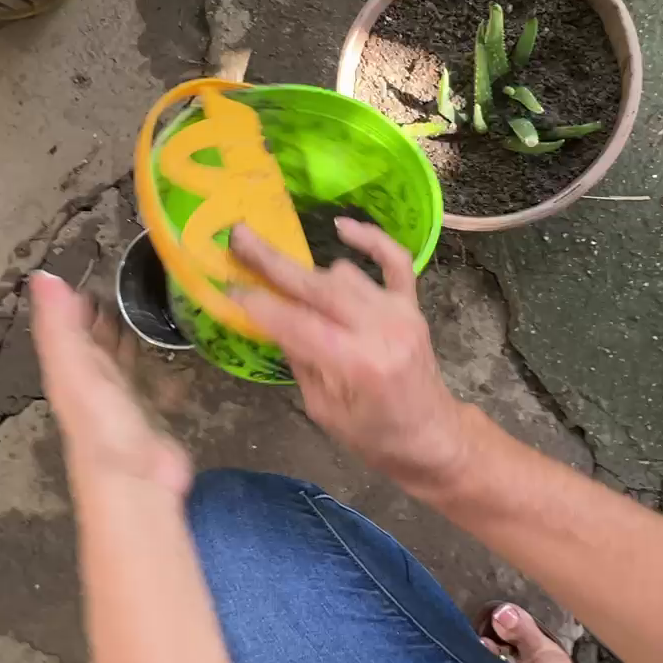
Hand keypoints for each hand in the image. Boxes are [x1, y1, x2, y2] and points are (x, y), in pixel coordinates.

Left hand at [27, 271, 191, 495]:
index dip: (76, 304)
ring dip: (129, 341)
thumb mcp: (76, 369)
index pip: (70, 329)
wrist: (137, 483)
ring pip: (123, 363)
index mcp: (72, 372)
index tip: (92, 274)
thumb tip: (42, 276)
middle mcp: (94, 385)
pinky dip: (161, 373)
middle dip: (105, 319)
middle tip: (123, 288)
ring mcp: (123, 403)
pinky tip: (175, 365)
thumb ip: (60, 325)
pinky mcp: (151, 417)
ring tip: (146, 315)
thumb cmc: (105, 424)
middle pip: (96, 346)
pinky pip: (153, 385)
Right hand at [231, 220, 473, 493]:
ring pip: (344, 274)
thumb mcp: (323, 409)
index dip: (261, 305)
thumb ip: (299, 359)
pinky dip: (371, 240)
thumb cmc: (375, 436)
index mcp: (358, 364)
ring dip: (311, 274)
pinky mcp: (412, 304)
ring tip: (284, 277)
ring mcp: (400, 311)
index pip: (298, 324)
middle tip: (240, 238)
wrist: (432, 435)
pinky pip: (394, 261)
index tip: (229, 287)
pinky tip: (343, 226)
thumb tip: (271, 317)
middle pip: (319, 287)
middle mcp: (381, 329)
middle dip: (274, 263)